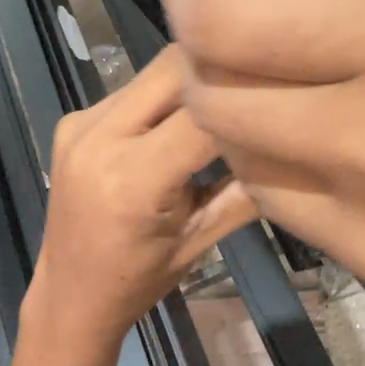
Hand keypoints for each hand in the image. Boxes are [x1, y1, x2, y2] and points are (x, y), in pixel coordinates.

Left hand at [29, 52, 258, 339]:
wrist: (69, 297)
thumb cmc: (138, 281)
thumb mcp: (200, 242)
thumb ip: (245, 193)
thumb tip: (295, 151)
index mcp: (133, 178)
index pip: (204, 113)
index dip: (247, 101)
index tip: (283, 100)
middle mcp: (99, 138)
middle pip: (174, 68)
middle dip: (220, 73)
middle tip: (259, 88)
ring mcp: (79, 125)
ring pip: (152, 72)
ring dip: (192, 81)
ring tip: (225, 105)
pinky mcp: (72, 121)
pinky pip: (130, 91)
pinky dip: (163, 99)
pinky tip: (179, 125)